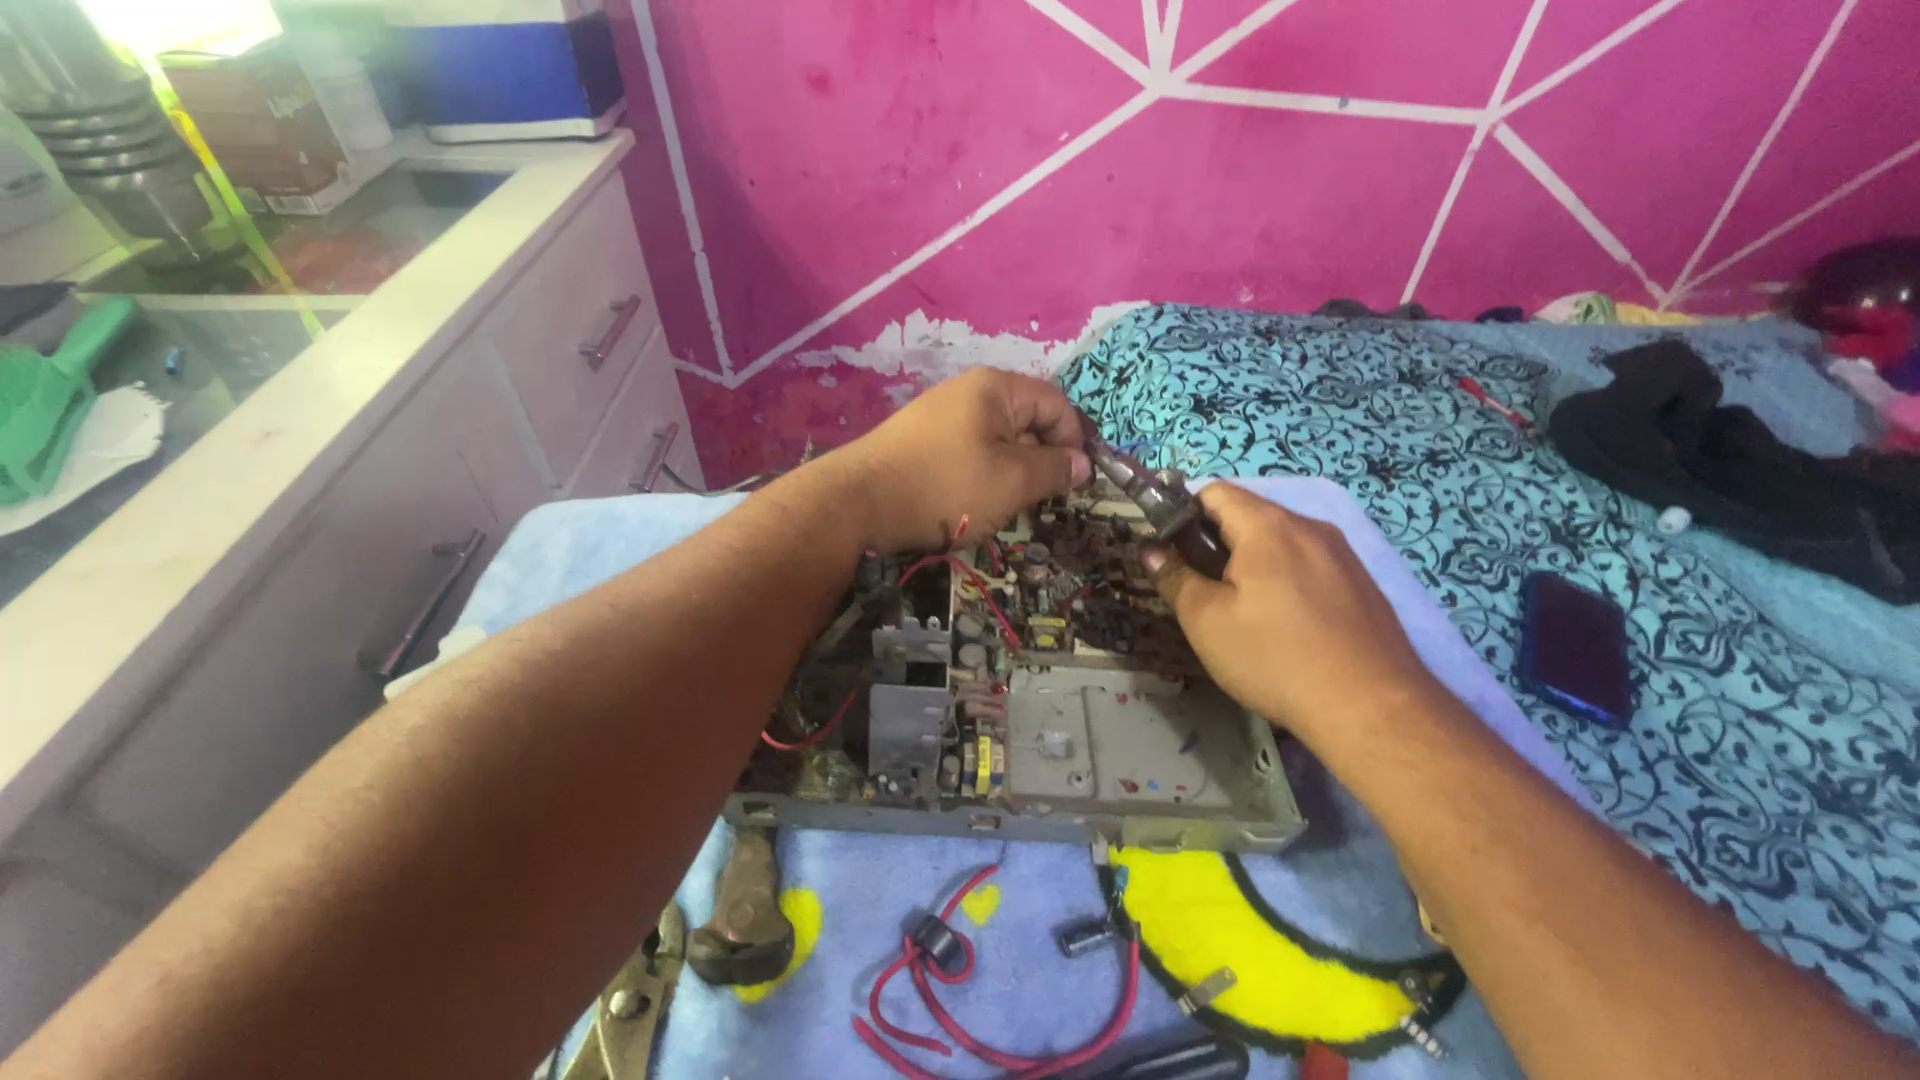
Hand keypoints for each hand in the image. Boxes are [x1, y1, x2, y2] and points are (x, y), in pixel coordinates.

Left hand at [827, 368, 1091, 552]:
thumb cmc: (945, 487)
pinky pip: (967, 455)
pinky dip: (979, 478)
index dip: (1074, 441)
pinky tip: (968, 505)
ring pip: (996, 443)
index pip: (1056, 403)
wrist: (857, 504)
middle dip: (1040, 461)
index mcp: (995, 388)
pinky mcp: (919, 444)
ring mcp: (939, 417)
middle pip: (1025, 421)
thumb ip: (1054, 470)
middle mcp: (967, 392)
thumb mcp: (1011, 481)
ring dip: (1009, 475)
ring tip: (1002, 507)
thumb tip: (1083, 464)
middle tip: (1039, 500)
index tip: (1076, 483)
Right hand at [1142, 483, 1441, 743]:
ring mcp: (1343, 555)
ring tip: (1243, 614)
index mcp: (1268, 526)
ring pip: (1283, 543)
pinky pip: (1311, 567)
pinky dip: (1288, 582)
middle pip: (1250, 516)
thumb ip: (1175, 578)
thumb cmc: (1275, 658)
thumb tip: (1152, 550)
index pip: (1214, 492)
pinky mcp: (1363, 584)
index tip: (1171, 555)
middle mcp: (1310, 527)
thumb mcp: (1207, 622)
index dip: (1183, 515)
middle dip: (1218, 544)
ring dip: (1254, 565)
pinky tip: (1286, 628)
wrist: (1371, 708)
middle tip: (1202, 592)